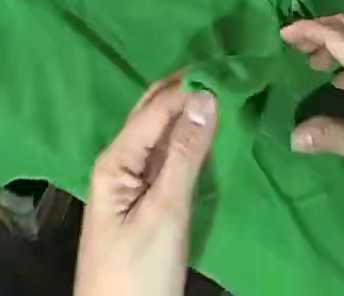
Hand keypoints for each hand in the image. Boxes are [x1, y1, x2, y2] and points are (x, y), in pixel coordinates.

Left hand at [75, 75, 218, 295]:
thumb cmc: (139, 274)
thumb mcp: (165, 212)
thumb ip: (185, 153)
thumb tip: (206, 95)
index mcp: (116, 159)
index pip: (157, 107)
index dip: (189, 86)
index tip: (227, 69)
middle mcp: (120, 161)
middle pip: (153, 112)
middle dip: (184, 90)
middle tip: (224, 72)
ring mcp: (131, 180)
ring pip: (161, 132)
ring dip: (187, 111)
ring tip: (222, 92)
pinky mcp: (144, 199)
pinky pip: (166, 155)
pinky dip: (186, 138)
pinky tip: (208, 132)